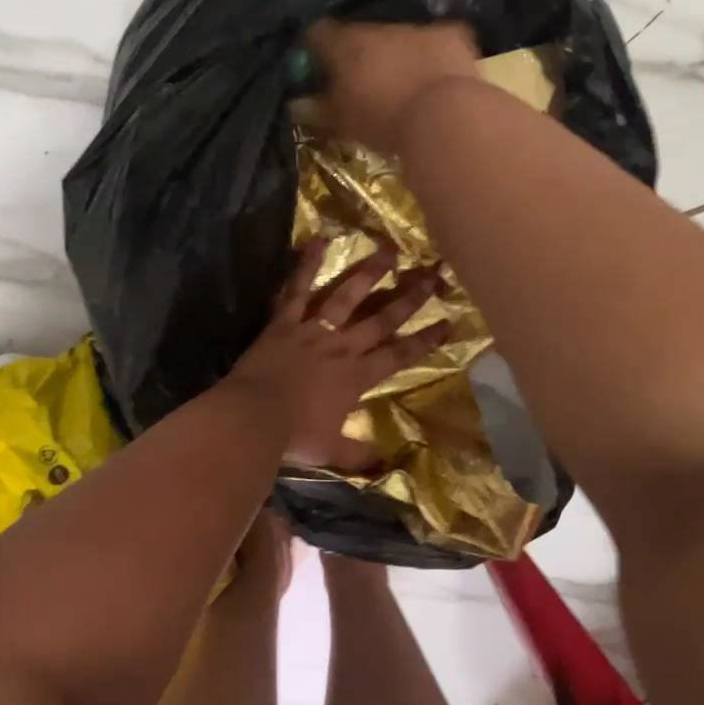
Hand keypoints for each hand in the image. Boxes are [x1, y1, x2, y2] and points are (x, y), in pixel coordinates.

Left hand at [225, 241, 450, 469]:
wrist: (253, 418)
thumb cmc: (293, 437)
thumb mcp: (331, 452)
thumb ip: (359, 454)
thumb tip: (387, 464)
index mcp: (356, 378)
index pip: (399, 357)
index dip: (426, 340)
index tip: (450, 322)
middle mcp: (341, 348)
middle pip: (381, 320)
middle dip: (409, 298)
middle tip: (433, 274)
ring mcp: (312, 331)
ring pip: (345, 297)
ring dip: (368, 274)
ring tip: (389, 251)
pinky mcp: (283, 323)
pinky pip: (296, 290)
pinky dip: (307, 265)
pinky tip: (319, 241)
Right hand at [305, 19, 480, 154]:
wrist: (442, 117)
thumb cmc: (384, 123)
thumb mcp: (344, 123)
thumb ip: (326, 105)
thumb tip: (312, 100)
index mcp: (345, 46)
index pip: (318, 33)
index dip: (315, 48)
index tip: (318, 65)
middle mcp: (378, 29)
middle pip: (362, 35)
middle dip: (361, 54)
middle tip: (365, 81)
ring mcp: (416, 28)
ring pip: (400, 37)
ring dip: (398, 54)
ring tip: (405, 82)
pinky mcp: (450, 34)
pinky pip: (437, 40)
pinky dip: (434, 53)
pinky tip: (438, 74)